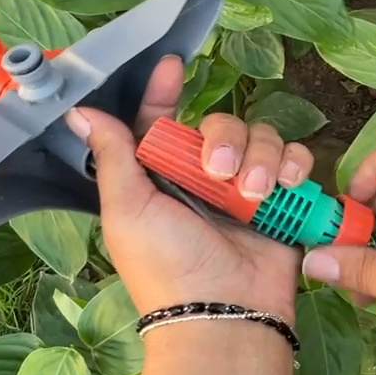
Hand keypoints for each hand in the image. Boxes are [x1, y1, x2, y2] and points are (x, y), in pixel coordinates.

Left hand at [66, 55, 313, 321]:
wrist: (225, 310)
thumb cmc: (167, 263)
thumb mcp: (129, 211)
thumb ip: (115, 157)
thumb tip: (79, 111)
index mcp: (164, 176)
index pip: (164, 120)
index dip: (165, 91)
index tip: (172, 64)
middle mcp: (208, 176)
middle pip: (224, 125)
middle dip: (228, 141)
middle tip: (222, 172)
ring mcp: (249, 187)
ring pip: (264, 138)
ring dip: (262, 158)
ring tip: (256, 194)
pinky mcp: (284, 200)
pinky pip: (296, 160)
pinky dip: (294, 166)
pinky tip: (286, 185)